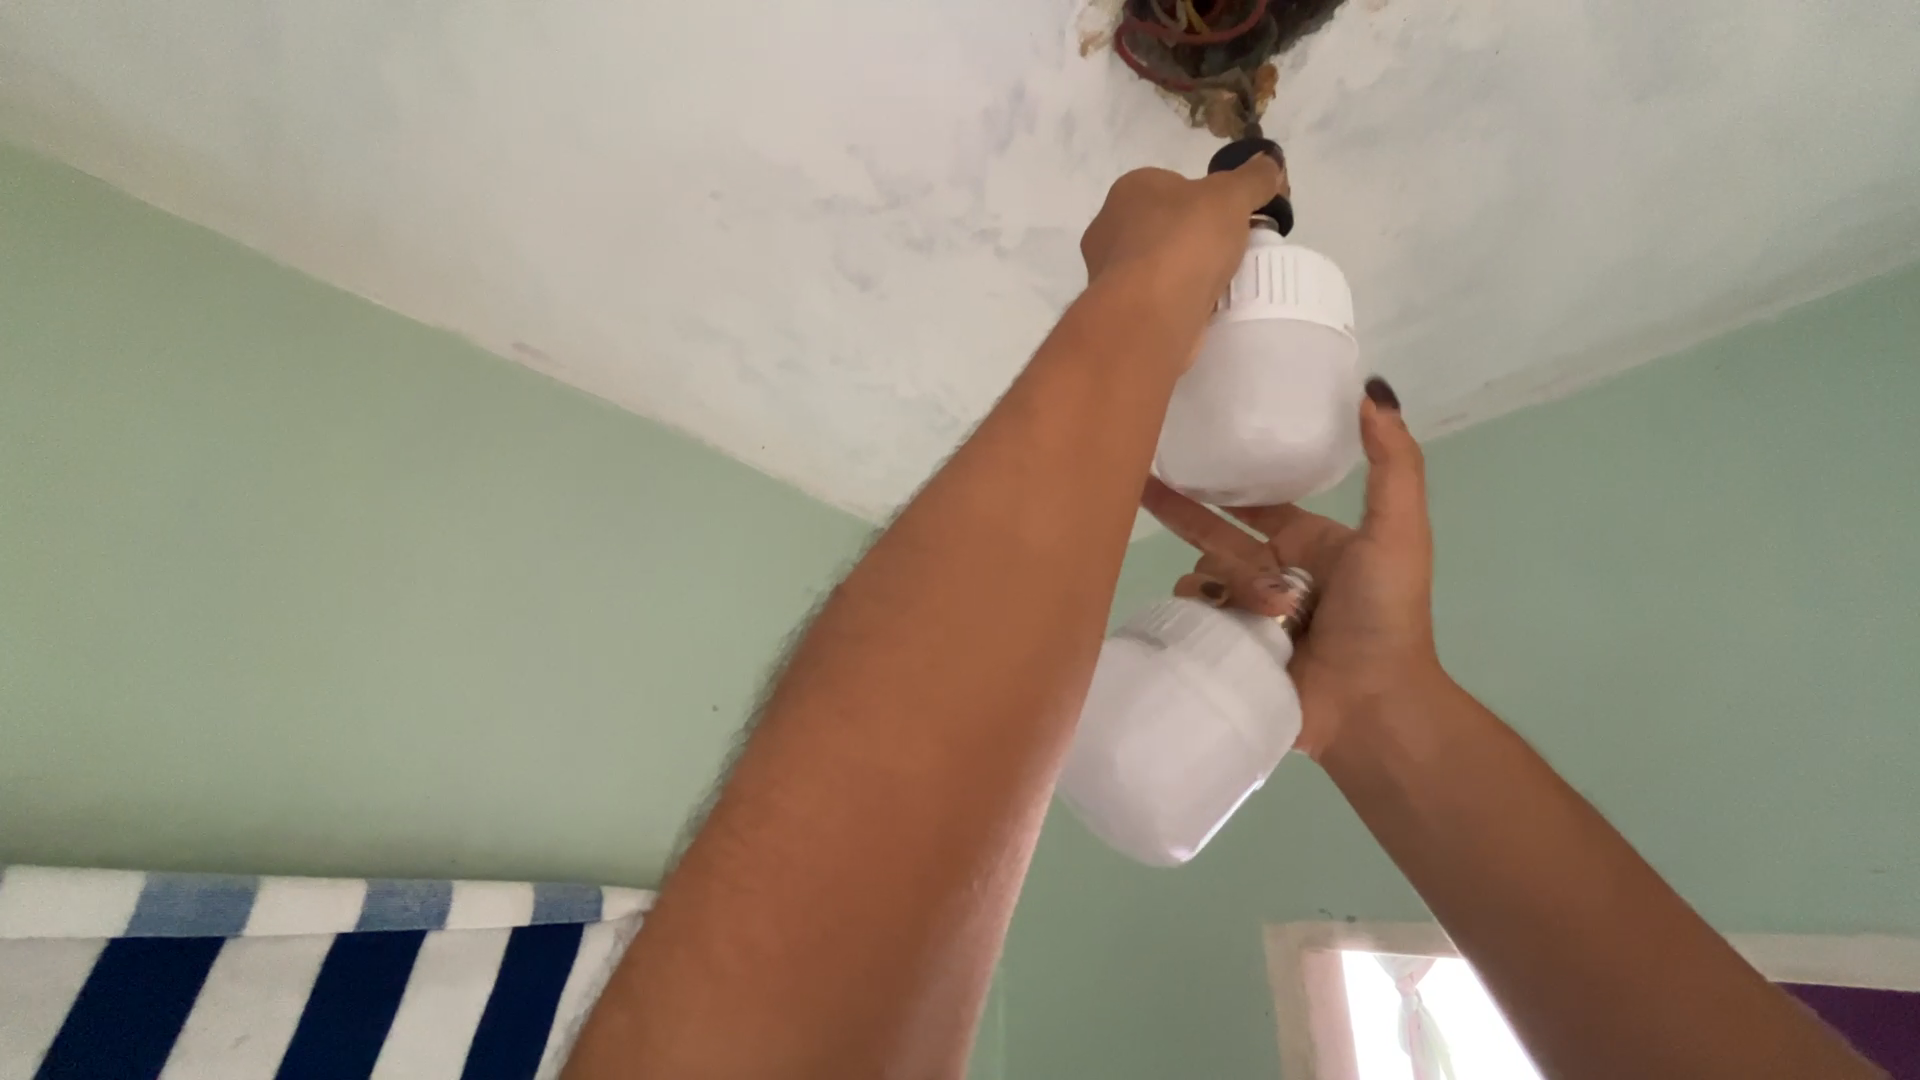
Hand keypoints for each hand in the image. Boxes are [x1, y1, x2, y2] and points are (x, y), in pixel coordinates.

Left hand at [1079, 156, 1285, 367]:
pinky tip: (1199, 310)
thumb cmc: (1182, 243)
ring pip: (1158, 268)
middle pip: (1164, 228)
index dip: (1203, 199)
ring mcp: (1108, 276)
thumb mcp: (1231, 197)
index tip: (1229, 218)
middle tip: (1228, 252)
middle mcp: (1108, 231)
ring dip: (1185, 275)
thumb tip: (1269, 165)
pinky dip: (1176, 303)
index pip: (1170, 185)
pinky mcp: (1118, 314)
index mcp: (1128, 191)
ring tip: (1220, 284)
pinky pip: (1155, 301)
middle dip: (1194, 240)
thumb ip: (1253, 179)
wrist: (1148, 317)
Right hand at [1140, 378, 1441, 758]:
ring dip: (1230, 584)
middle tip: (1134, 483)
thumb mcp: (1398, 531)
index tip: (1188, 450)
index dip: (1225, 479)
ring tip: (1268, 610)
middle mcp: (1268, 572)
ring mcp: (1243, 611)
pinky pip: (1193, 614)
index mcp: (1305, 543)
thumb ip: (1392, 463)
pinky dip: (1204, 613)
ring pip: (1203, 576)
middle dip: (1177, 509)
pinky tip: (1223, 622)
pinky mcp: (1222, 644)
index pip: (1254, 502)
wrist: (1371, 702)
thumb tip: (1373, 392)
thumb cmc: (1384, 614)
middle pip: (1211, 533)